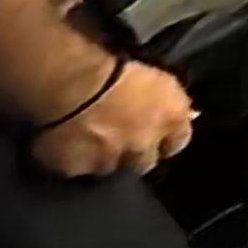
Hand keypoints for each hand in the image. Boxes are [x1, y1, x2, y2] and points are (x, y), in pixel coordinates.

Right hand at [32, 60, 194, 176]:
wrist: (75, 91)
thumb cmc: (121, 77)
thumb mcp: (161, 85)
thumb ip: (170, 108)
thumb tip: (183, 118)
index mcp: (170, 123)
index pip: (176, 144)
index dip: (165, 142)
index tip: (155, 139)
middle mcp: (140, 148)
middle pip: (141, 165)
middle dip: (134, 157)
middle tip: (120, 147)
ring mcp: (105, 162)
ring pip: (106, 169)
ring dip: (101, 161)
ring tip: (88, 148)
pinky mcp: (73, 170)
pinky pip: (74, 170)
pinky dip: (71, 162)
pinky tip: (65, 150)